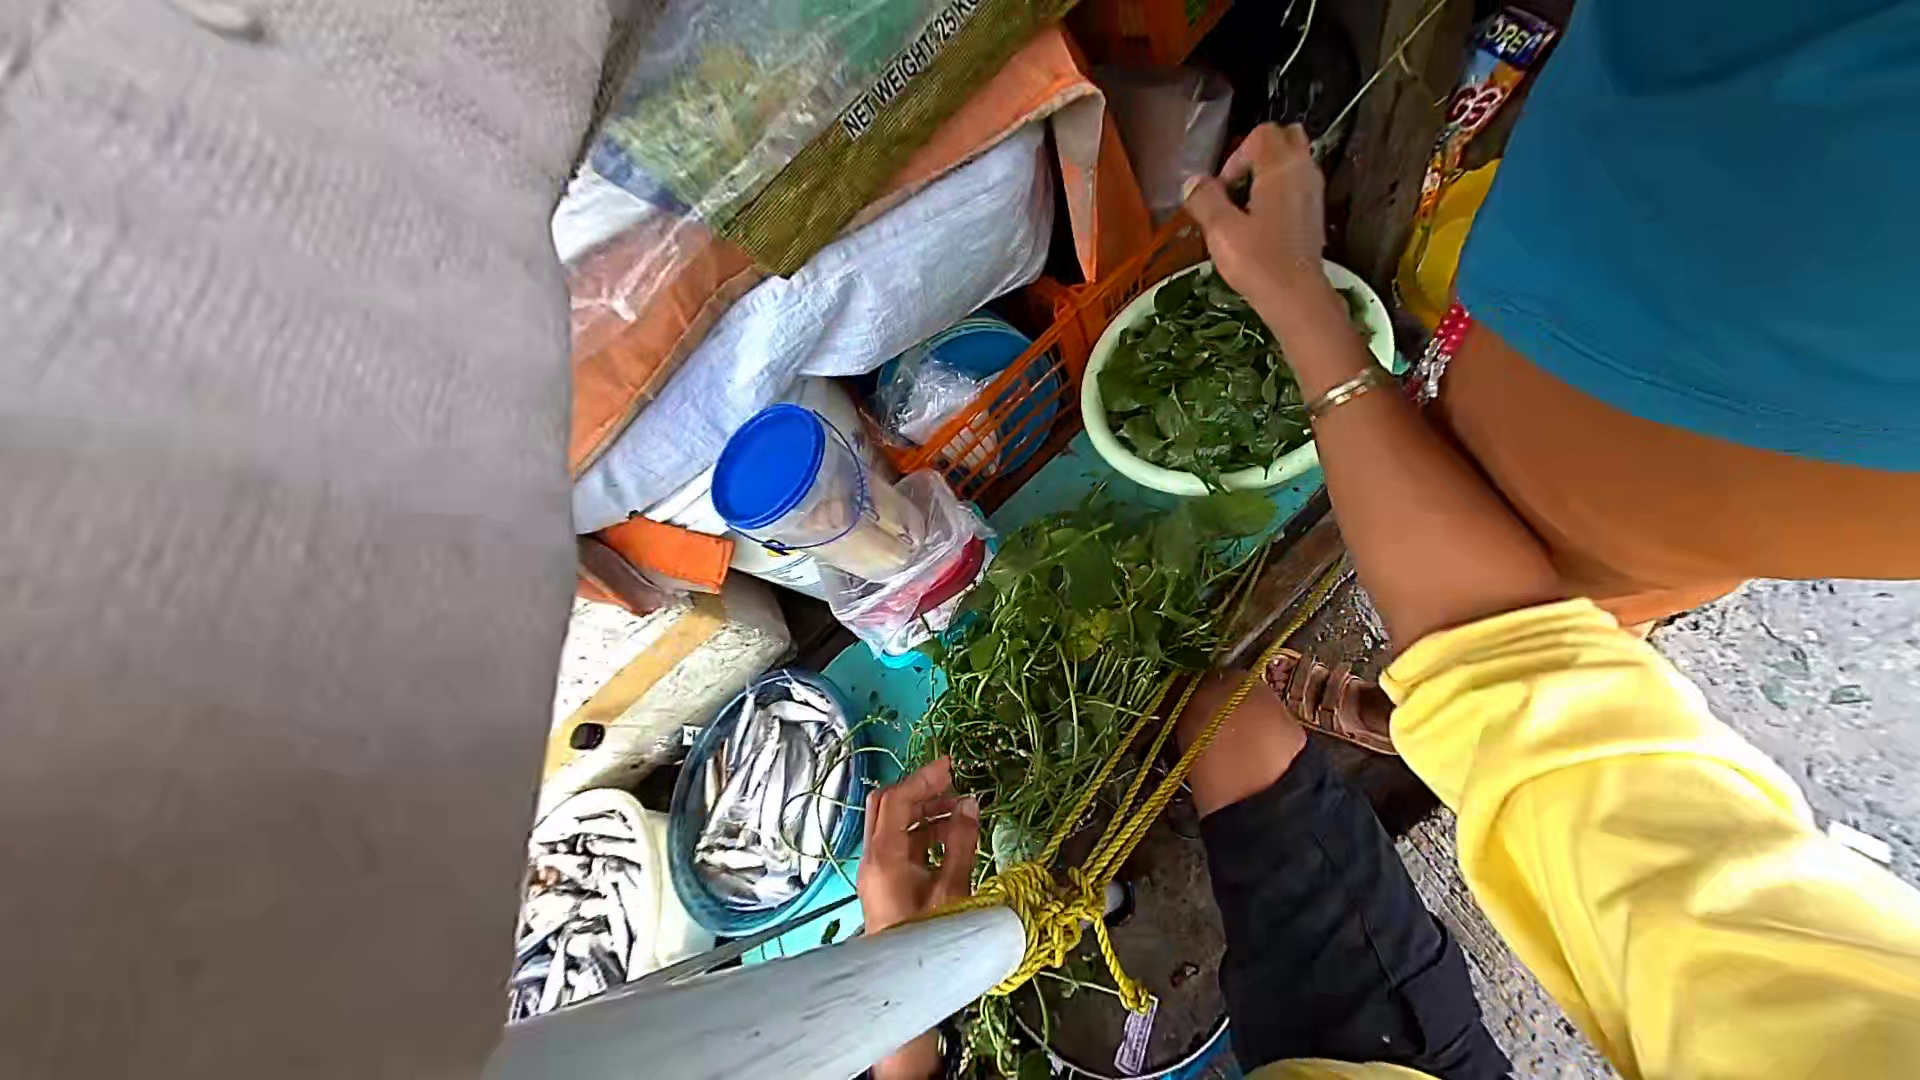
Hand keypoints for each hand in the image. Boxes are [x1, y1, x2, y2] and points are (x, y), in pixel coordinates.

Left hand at [857, 757, 979, 933]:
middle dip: (920, 790)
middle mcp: (873, 858)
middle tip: (952, 784)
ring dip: (924, 811)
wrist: (908, 992)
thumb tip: (970, 803)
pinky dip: (923, 831)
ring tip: (960, 811)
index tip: (950, 766)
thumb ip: (961, 842)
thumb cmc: (930, 942)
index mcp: (883, 857)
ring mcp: (877, 871)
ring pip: (895, 823)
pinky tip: (950, 836)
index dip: (922, 778)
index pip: (896, 800)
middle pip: (888, 806)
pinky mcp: (885, 882)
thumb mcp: (953, 890)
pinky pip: (901, 843)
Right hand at [1183, 123, 1342, 333]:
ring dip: (1265, 175)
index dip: (1235, 157)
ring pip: (1291, 162)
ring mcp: (1312, 191)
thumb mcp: (1221, 231)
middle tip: (1234, 189)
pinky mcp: (1313, 213)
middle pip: (1283, 139)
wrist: (1295, 295)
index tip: (1220, 191)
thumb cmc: (1258, 261)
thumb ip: (1206, 201)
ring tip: (1243, 208)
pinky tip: (1259, 223)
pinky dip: (1276, 193)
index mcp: (1281, 167)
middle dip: (1255, 156)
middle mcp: (1303, 170)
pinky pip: (1295, 185)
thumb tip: (1192, 183)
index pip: (1260, 135)